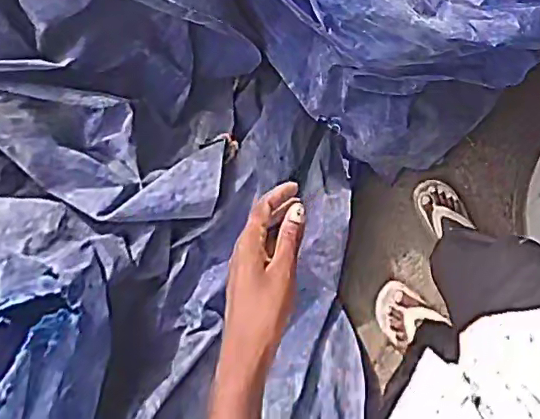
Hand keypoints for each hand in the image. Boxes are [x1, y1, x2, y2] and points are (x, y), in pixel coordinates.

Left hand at [216, 182, 305, 386]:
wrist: (244, 353)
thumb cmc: (265, 310)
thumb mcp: (283, 271)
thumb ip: (290, 238)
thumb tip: (297, 209)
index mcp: (247, 244)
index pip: (261, 209)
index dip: (278, 194)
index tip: (295, 186)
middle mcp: (241, 251)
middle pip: (259, 220)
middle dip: (278, 207)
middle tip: (299, 199)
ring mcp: (241, 267)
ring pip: (260, 235)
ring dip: (278, 224)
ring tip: (297, 219)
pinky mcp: (245, 281)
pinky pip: (260, 249)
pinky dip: (275, 240)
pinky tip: (287, 247)